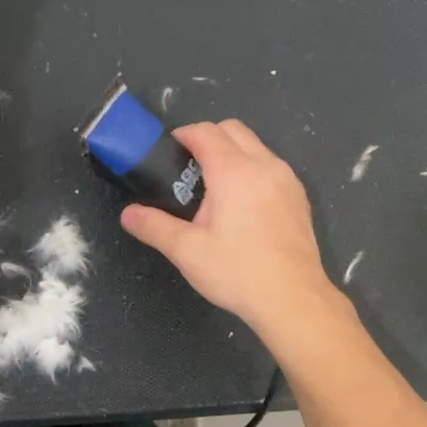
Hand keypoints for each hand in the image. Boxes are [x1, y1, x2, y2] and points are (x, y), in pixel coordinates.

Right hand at [121, 120, 341, 344]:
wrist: (291, 297)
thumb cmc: (236, 272)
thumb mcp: (186, 251)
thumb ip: (154, 227)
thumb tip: (128, 214)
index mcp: (233, 172)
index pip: (205, 132)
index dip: (183, 135)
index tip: (167, 151)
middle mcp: (264, 165)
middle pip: (233, 129)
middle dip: (207, 138)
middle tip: (186, 168)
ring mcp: (286, 179)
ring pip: (255, 146)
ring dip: (231, 153)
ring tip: (212, 188)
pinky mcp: (298, 196)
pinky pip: (271, 167)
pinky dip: (252, 170)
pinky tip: (241, 205)